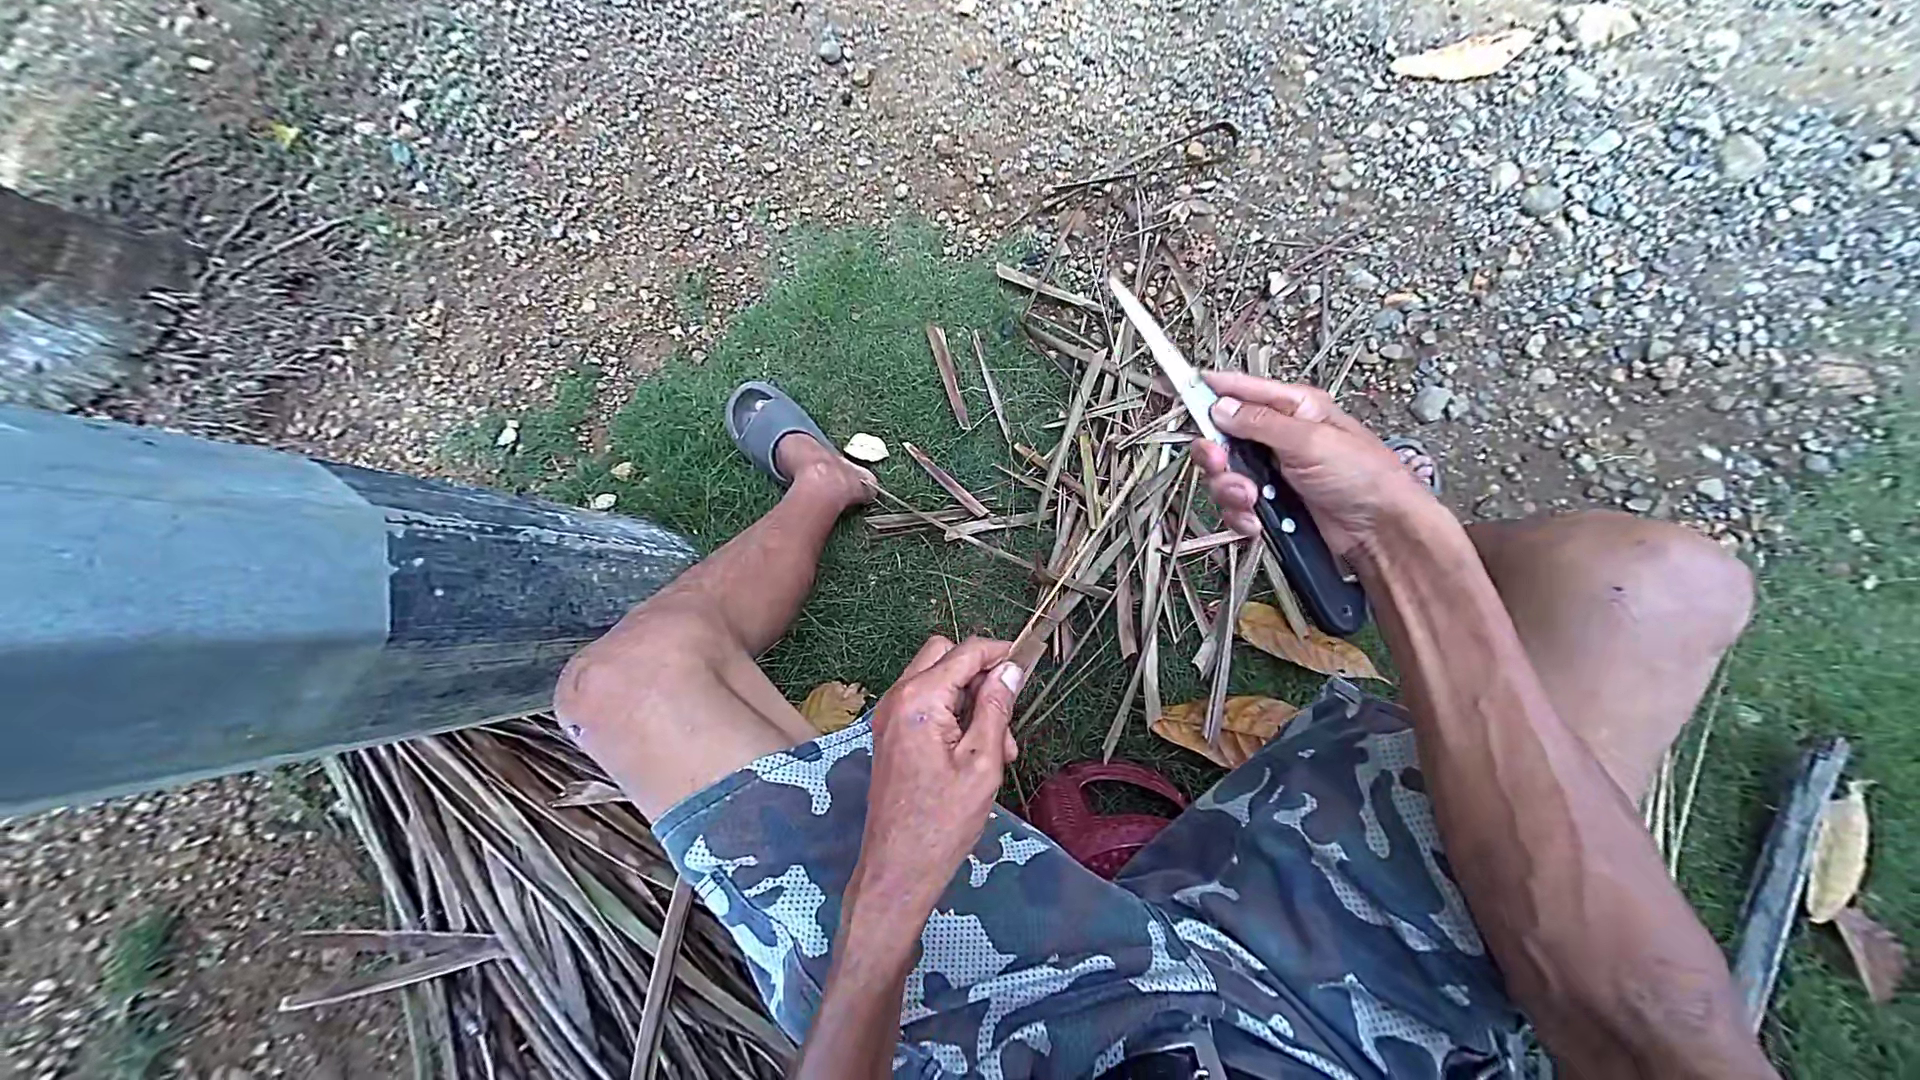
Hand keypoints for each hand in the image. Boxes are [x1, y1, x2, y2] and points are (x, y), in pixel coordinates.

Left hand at [852, 636, 1022, 911]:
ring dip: (968, 696)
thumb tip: (1010, 669)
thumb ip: (996, 707)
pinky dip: (951, 710)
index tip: (1027, 664)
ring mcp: (889, 714)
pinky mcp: (890, 731)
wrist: (898, 868)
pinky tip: (973, 748)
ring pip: (936, 677)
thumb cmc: (943, 821)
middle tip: (1005, 710)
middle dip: (979, 673)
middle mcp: (897, 696)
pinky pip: (925, 701)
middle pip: (944, 654)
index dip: (999, 652)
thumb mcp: (982, 761)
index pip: (965, 651)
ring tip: (997, 745)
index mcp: (919, 699)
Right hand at [1192, 372, 1441, 558]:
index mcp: (1292, 409)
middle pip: (1219, 438)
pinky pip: (1233, 506)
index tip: (1178, 385)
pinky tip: (1260, 520)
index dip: (1207, 389)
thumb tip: (1220, 406)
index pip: (1238, 390)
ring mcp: (1269, 473)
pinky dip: (1242, 515)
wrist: (1378, 532)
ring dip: (1231, 491)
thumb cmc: (1364, 477)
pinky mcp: (1267, 504)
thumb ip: (1259, 422)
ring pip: (1221, 476)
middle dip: (1215, 456)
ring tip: (1254, 500)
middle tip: (1220, 463)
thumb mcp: (1311, 440)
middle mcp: (1275, 438)